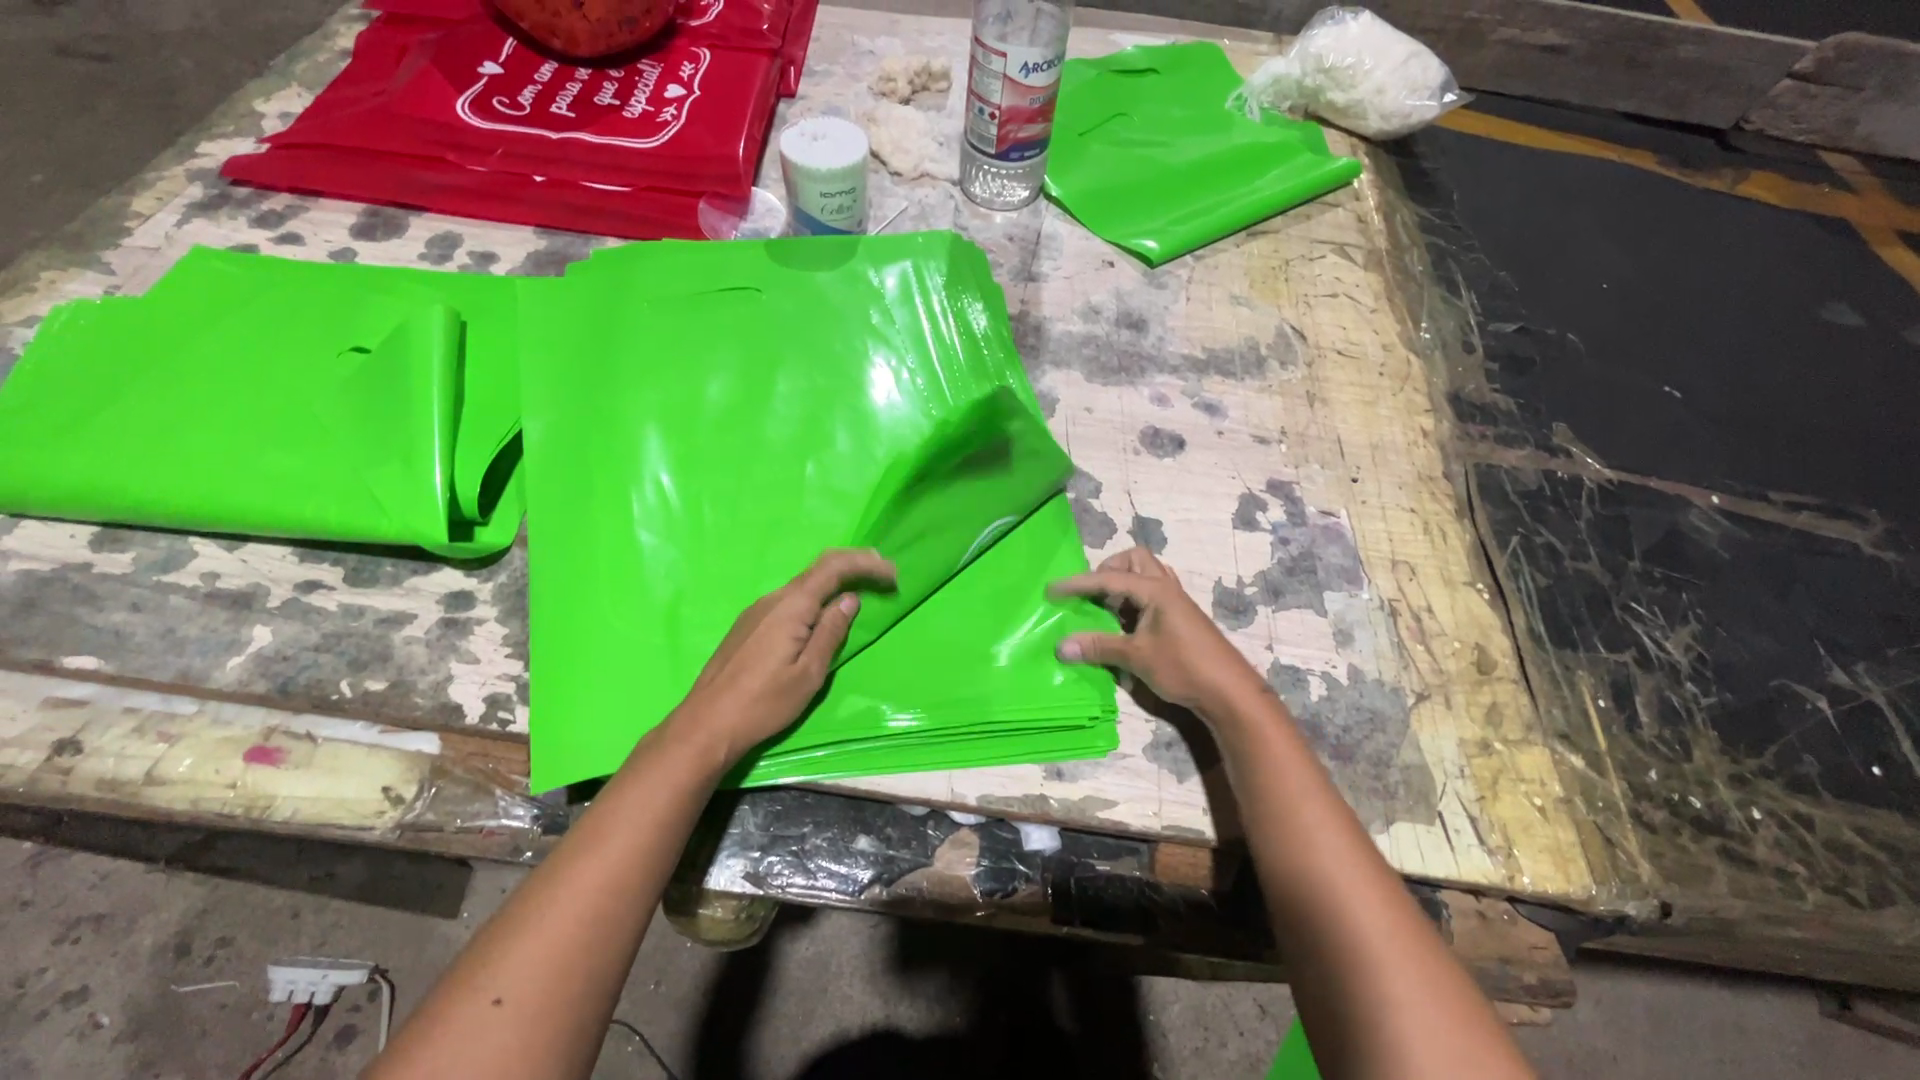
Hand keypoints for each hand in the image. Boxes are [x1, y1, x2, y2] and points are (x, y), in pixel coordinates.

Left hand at [664, 549, 896, 766]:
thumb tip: (850, 599)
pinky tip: (823, 615)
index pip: (833, 567)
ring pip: (802, 586)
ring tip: (861, 594)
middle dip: (854, 567)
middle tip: (885, 575)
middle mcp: (772, 599)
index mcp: (791, 606)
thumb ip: (830, 632)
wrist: (707, 723)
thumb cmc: (764, 703)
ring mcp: (756, 611)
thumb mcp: (809, 673)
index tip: (893, 575)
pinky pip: (789, 601)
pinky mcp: (748, 626)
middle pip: (818, 570)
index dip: (866, 563)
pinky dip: (815, 599)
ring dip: (834, 584)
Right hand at [1049, 547, 1265, 716]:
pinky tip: (1126, 623)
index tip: (1051, 590)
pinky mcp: (1181, 617)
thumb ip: (1099, 647)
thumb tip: (1061, 646)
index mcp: (1155, 590)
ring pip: (1146, 575)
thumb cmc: (1183, 667)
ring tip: (1105, 607)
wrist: (1228, 690)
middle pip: (1134, 560)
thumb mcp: (1136, 657)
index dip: (1078, 583)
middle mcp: (1166, 588)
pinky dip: (1134, 599)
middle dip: (1108, 570)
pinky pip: (1152, 594)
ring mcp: (1176, 602)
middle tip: (1091, 593)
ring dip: (1123, 583)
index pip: (1108, 578)